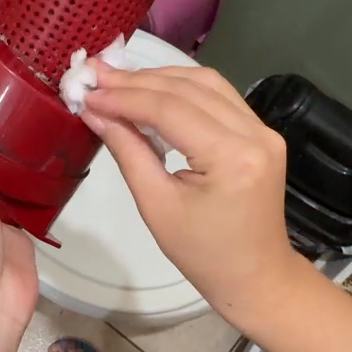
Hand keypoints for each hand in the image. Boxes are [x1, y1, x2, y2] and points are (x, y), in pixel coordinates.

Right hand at [80, 65, 310, 325]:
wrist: (254, 275)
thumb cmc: (202, 253)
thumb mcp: (156, 207)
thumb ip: (128, 153)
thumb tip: (95, 112)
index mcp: (232, 158)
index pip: (171, 110)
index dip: (125, 98)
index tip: (87, 92)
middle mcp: (256, 134)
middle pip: (189, 89)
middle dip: (138, 81)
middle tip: (95, 75)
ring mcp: (264, 130)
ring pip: (206, 83)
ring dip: (160, 78)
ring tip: (118, 81)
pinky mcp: (262, 132)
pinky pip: (219, 96)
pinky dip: (182, 90)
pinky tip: (152, 92)